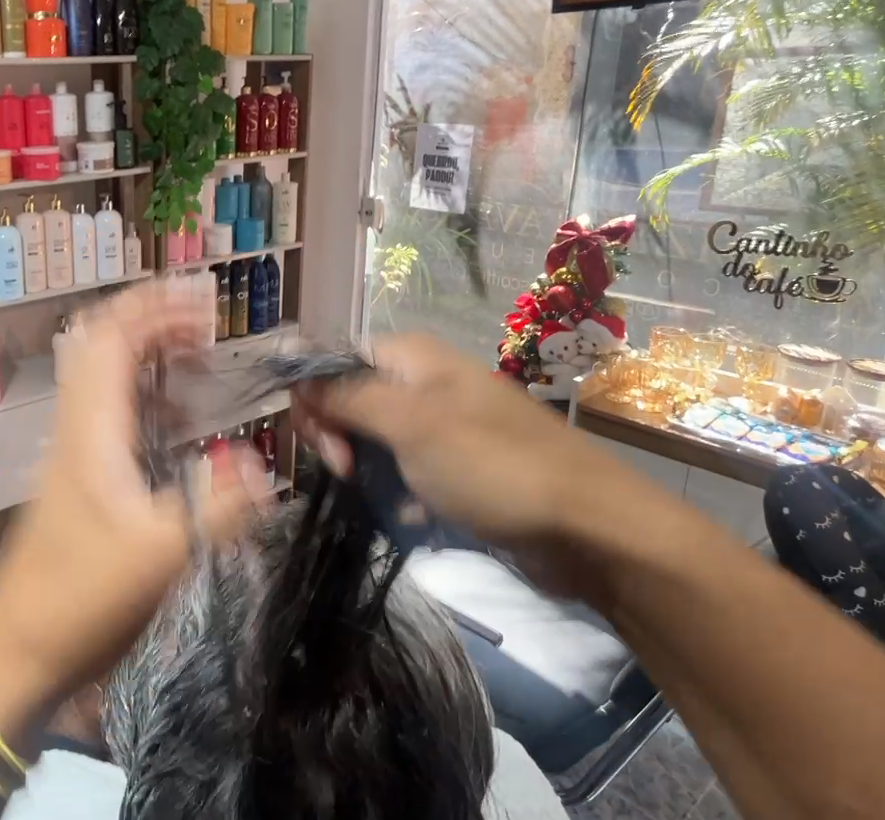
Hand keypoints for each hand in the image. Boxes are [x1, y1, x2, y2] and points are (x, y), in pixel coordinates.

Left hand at [0, 282, 266, 696]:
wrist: (19, 649)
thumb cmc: (82, 599)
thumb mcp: (162, 555)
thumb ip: (219, 507)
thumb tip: (263, 466)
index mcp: (91, 429)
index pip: (113, 338)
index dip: (154, 306)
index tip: (202, 298)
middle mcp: (77, 428)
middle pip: (103, 346)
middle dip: (153, 321)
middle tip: (205, 324)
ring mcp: (73, 452)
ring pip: (105, 378)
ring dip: (147, 355)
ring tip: (196, 356)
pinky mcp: (78, 480)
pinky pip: (111, 414)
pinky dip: (144, 396)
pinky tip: (177, 419)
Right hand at [292, 334, 667, 600]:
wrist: (588, 528)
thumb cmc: (493, 466)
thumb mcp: (409, 424)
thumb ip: (345, 396)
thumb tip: (296, 379)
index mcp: (411, 356)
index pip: (333, 360)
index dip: (314, 397)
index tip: (326, 445)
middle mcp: (422, 382)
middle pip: (347, 398)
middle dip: (338, 438)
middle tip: (349, 474)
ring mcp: (441, 424)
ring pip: (372, 438)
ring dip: (367, 471)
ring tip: (388, 500)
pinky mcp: (456, 465)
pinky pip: (403, 469)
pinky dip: (397, 492)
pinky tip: (411, 515)